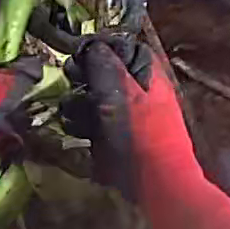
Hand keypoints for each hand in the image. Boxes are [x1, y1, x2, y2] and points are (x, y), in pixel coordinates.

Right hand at [72, 35, 229, 228]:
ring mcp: (128, 112)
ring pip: (94, 94)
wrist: (158, 184)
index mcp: (146, 71)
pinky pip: (94, 119)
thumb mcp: (118, 92)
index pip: (119, 44)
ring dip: (79, 100)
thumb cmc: (141, 133)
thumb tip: (89, 45)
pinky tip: (77, 130)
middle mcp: (137, 88)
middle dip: (83, 74)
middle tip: (71, 80)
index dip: (96, 46)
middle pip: (102, 69)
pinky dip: (83, 121)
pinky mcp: (117, 135)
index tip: (75, 53)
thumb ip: (102, 63)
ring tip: (74, 112)